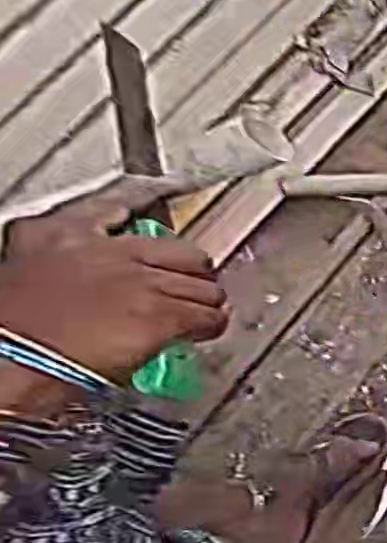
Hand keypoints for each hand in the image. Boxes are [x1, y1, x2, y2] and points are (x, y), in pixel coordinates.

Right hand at [0, 189, 225, 383]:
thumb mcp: (34, 271)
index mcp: (55, 234)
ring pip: (207, 289)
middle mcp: (101, 250)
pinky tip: (188, 334)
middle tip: (182, 294)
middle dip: (194, 275)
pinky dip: (207, 328)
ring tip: (180, 320)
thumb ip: (81, 261)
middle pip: (186, 253)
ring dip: (202, 307)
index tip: (166, 187)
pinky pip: (211, 317)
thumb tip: (121, 270)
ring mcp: (136, 280)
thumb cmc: (20, 324)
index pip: (112, 205)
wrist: (10, 356)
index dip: (145, 198)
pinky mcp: (161, 311)